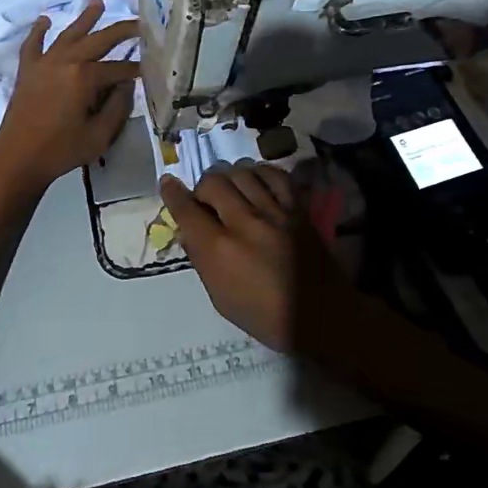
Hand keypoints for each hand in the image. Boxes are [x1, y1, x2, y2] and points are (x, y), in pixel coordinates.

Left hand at [0, 0, 138, 190]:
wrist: (17, 158)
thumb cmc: (62, 150)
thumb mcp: (100, 135)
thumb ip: (118, 107)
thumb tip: (126, 85)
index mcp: (85, 77)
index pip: (119, 69)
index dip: (136, 70)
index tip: (150, 69)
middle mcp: (66, 61)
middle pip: (98, 40)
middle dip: (121, 31)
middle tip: (140, 24)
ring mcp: (44, 63)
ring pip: (68, 34)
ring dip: (85, 18)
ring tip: (98, 2)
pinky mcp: (27, 70)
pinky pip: (34, 44)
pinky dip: (39, 31)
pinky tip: (45, 20)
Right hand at [160, 165, 353, 354]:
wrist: (320, 316)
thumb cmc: (264, 315)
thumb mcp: (220, 297)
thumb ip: (201, 258)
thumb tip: (186, 230)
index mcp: (219, 250)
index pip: (187, 210)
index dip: (172, 193)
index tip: (167, 183)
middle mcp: (244, 223)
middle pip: (213, 182)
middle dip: (202, 187)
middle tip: (206, 201)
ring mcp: (274, 212)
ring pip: (242, 172)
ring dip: (229, 176)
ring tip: (230, 189)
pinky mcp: (297, 208)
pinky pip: (275, 175)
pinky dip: (260, 173)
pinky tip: (255, 182)